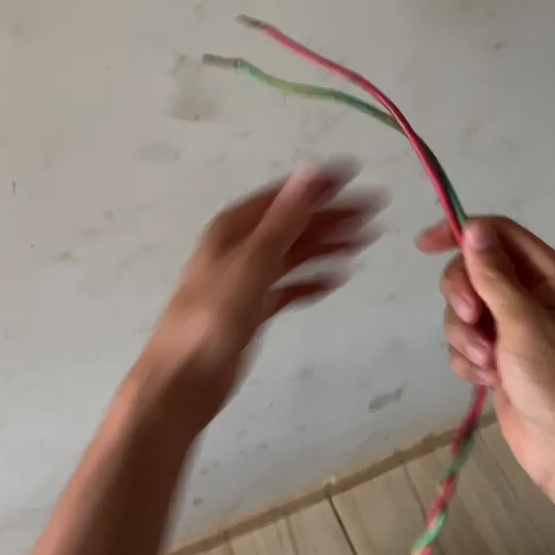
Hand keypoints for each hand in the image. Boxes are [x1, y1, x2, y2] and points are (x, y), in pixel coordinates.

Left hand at [137, 161, 382, 427]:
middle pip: (292, 225)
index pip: (284, 197)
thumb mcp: (252, 263)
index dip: (318, 186)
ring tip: (363, 241)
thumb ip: (284, 220)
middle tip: (372, 212)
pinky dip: (310, 281)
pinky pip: (287, 287)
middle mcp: (239, 249)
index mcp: (234, 229)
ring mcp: (245, 281)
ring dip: (326, 245)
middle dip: (331, 217)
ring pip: (292, 254)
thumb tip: (310, 172)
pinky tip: (333, 281)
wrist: (182, 382)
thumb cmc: (212, 318)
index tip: (354, 176)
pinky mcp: (251, 311)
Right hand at [418, 216, 554, 490]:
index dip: (461, 233)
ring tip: (486, 363)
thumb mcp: (524, 323)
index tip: (425, 246)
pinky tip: (485, 379)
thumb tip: (473, 227)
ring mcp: (515, 327)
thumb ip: (494, 275)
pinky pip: (466, 340)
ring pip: (465, 308)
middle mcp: (532, 295)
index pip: (498, 234)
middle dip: (462, 295)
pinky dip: (468, 358)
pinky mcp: (500, 356)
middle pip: (474, 270)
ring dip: (465, 335)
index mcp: (550, 276)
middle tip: (471, 319)